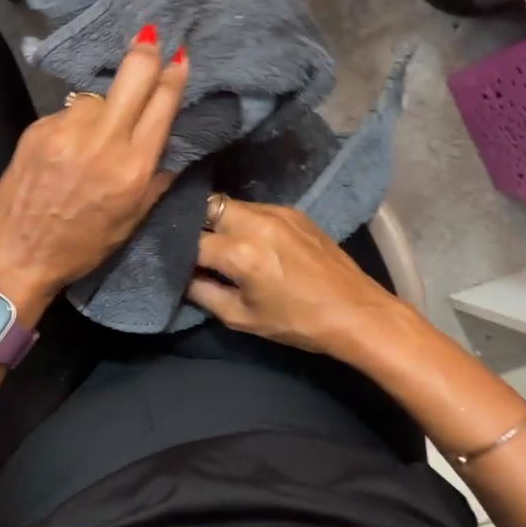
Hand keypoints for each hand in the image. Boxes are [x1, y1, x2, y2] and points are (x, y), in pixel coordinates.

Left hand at [0, 28, 188, 319]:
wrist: (18, 256)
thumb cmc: (81, 247)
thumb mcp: (132, 220)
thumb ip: (158, 176)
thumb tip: (174, 138)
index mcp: (132, 167)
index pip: (163, 101)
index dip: (175, 74)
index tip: (180, 57)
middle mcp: (102, 141)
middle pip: (134, 72)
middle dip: (146, 51)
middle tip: (150, 38)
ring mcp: (65, 130)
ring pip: (95, 96)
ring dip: (102, 105)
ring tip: (93, 136)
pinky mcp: (37, 129)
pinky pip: (66, 113)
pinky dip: (72, 125)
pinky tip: (66, 151)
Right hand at [185, 196, 411, 362]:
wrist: (356, 312)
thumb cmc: (296, 322)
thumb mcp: (240, 317)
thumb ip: (202, 293)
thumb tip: (181, 277)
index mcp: (241, 252)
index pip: (190, 241)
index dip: (175, 252)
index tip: (170, 262)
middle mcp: (256, 222)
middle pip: (206, 207)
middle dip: (193, 225)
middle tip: (189, 246)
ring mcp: (278, 212)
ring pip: (230, 204)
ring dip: (217, 221)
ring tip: (215, 243)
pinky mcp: (294, 212)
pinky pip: (254, 208)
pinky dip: (241, 221)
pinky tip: (245, 241)